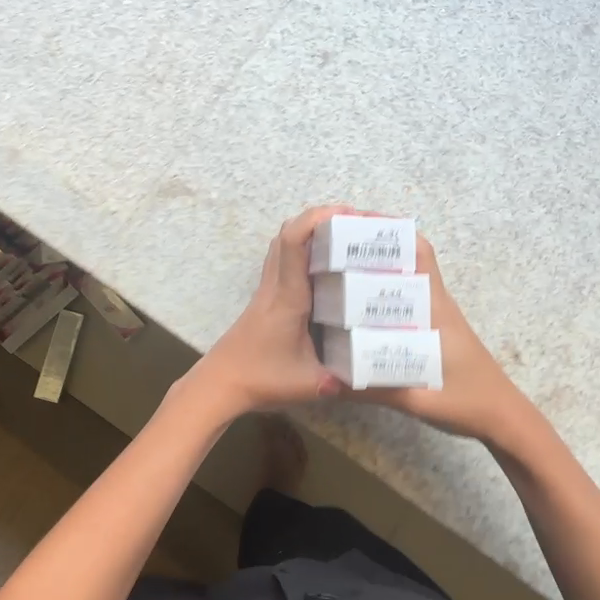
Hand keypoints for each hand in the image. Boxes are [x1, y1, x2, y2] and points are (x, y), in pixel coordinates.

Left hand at [182, 205, 351, 417]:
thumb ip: (342, 380)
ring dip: (311, 231)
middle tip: (358, 224)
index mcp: (288, 296)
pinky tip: (327, 267)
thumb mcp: (309, 384)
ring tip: (346, 238)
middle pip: (289, 232)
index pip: (294, 242)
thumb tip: (379, 373)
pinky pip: (284, 260)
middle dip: (322, 218)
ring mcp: (267, 288)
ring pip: (283, 244)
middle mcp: (275, 284)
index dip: (317, 219)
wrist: (220, 383)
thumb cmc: (261, 379)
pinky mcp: (266, 297)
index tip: (350, 214)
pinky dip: (303, 250)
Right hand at [350, 235, 530, 440]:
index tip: (354, 221)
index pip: (418, 252)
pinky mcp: (433, 331)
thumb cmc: (466, 400)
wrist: (502, 418)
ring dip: (376, 268)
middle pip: (407, 258)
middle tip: (333, 243)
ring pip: (405, 279)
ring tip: (335, 268)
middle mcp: (433, 303)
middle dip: (373, 244)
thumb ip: (372, 388)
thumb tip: (326, 380)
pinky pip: (404, 301)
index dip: (389, 230)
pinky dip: (381, 295)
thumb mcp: (415, 397)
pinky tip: (354, 307)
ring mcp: (435, 316)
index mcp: (433, 306)